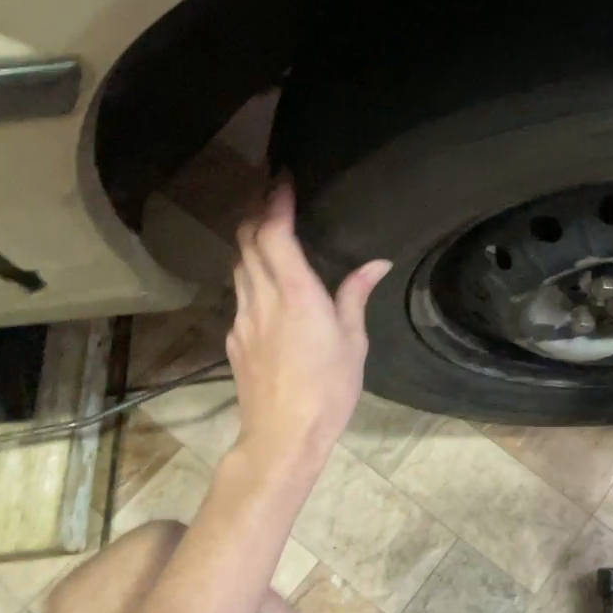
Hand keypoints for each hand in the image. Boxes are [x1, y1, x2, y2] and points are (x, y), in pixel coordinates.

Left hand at [225, 181, 390, 486]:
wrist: (283, 435)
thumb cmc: (329, 389)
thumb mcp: (354, 342)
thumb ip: (356, 296)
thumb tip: (377, 263)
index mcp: (296, 294)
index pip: (274, 233)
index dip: (274, 201)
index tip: (282, 177)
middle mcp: (262, 298)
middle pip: (246, 240)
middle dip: (255, 209)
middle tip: (271, 190)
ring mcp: (243, 318)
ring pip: (238, 264)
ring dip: (249, 238)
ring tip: (265, 224)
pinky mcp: (235, 337)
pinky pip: (240, 292)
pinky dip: (250, 271)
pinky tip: (265, 279)